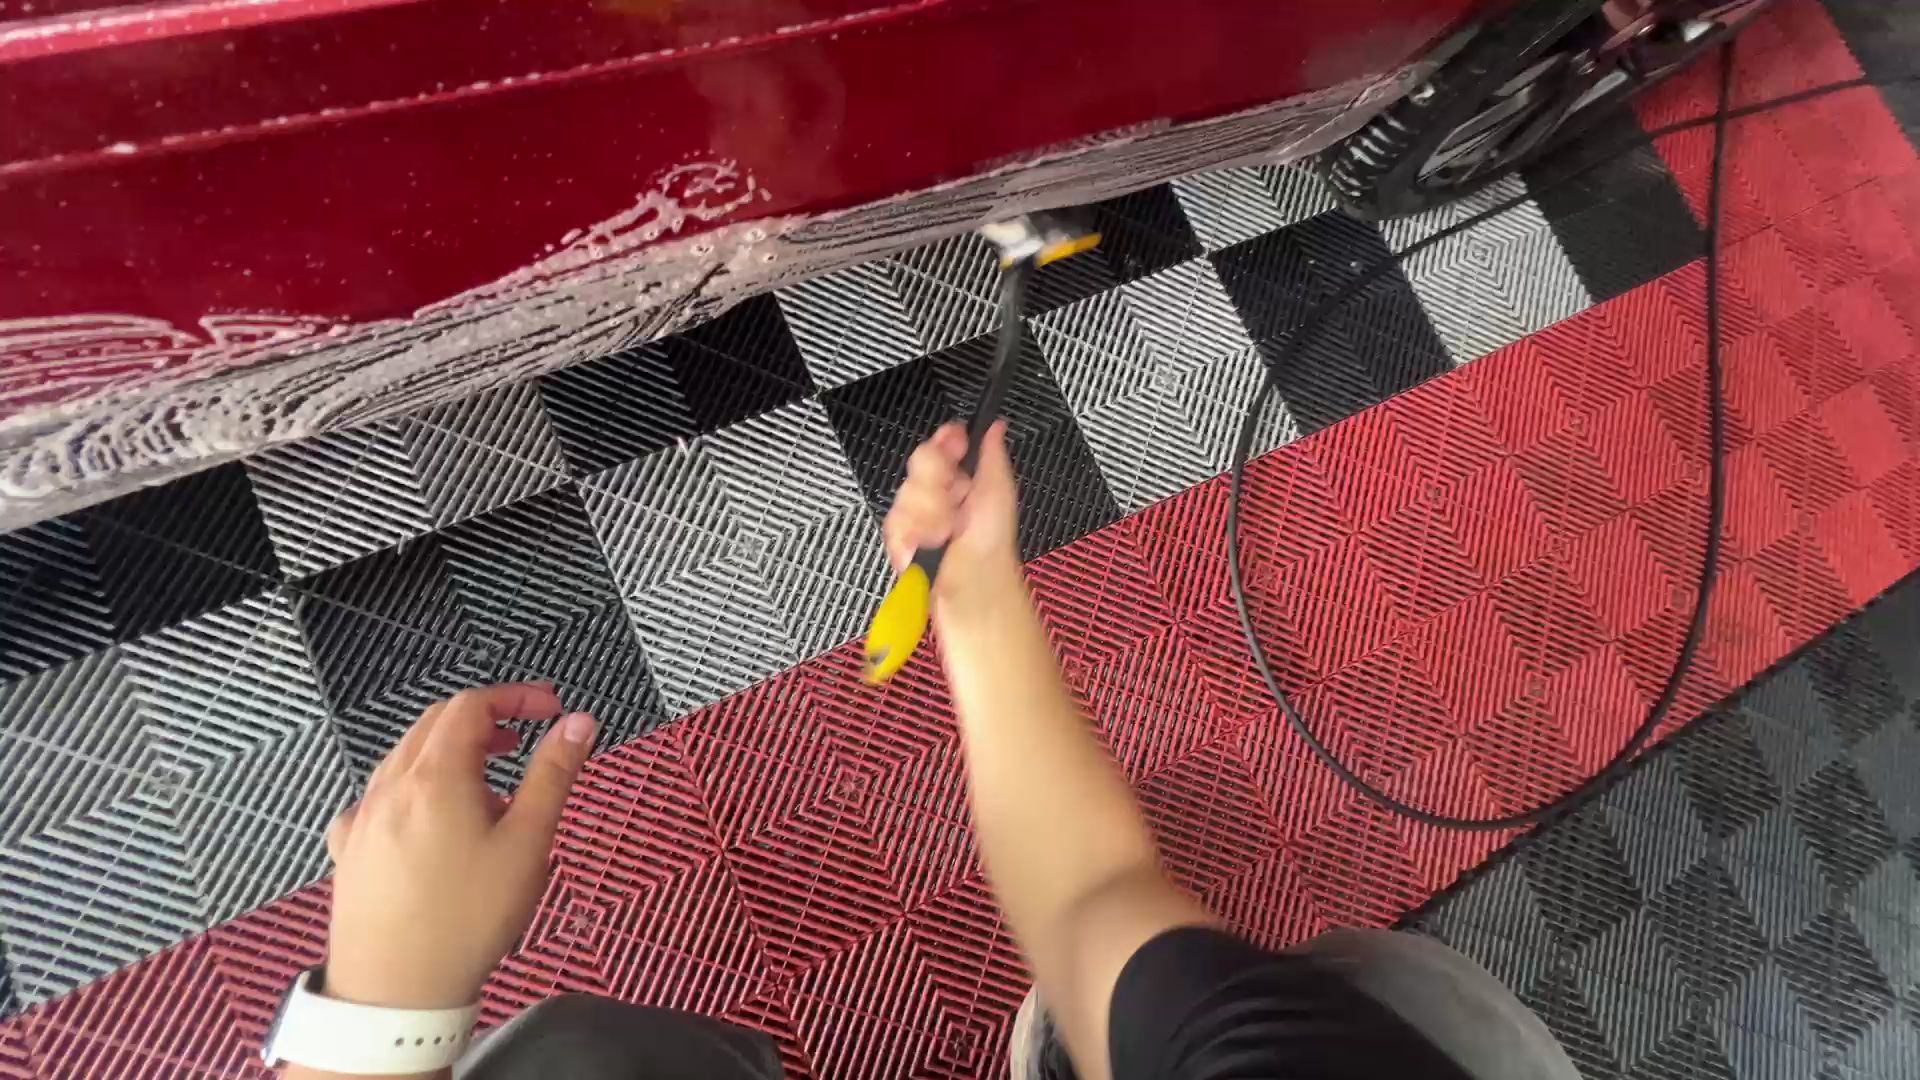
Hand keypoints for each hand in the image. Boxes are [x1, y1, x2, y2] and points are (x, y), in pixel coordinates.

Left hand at [322, 682, 594, 1009]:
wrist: (392, 999)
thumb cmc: (468, 917)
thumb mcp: (529, 840)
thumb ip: (555, 772)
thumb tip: (579, 722)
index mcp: (435, 778)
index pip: (472, 705)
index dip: (517, 696)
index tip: (553, 708)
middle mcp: (390, 788)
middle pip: (436, 721)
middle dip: (488, 715)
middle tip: (529, 732)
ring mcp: (362, 819)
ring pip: (407, 754)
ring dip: (455, 747)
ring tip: (493, 779)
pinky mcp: (349, 850)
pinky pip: (381, 792)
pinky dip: (417, 781)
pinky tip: (433, 813)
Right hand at [884, 420, 1022, 620]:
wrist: (973, 581)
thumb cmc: (990, 543)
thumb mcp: (999, 491)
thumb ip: (992, 454)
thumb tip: (995, 426)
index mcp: (958, 481)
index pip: (940, 446)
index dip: (945, 441)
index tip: (955, 441)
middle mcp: (936, 497)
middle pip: (919, 464)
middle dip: (937, 481)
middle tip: (954, 498)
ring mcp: (916, 517)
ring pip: (906, 492)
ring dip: (931, 512)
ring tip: (947, 529)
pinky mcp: (900, 538)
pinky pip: (896, 521)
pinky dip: (917, 532)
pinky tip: (931, 541)